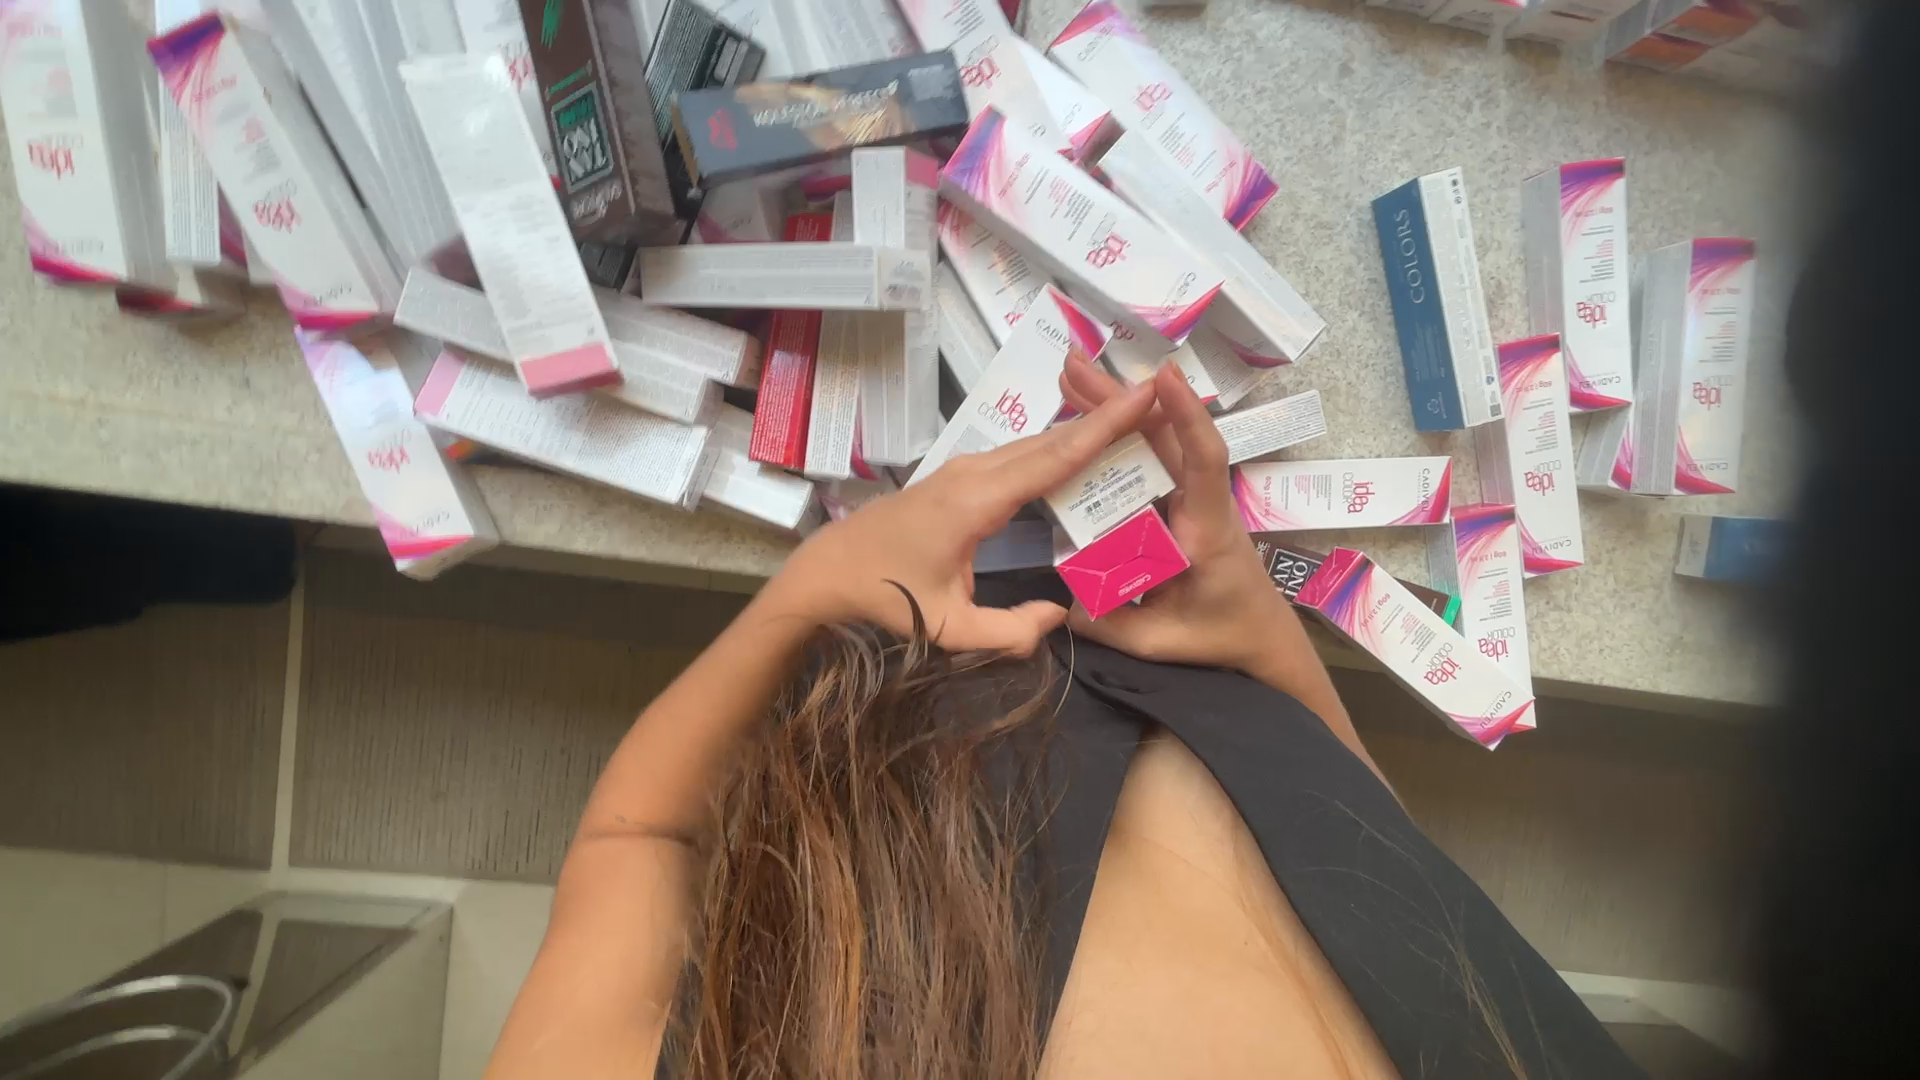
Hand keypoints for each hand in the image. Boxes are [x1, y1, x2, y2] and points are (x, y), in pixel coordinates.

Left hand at [761, 378, 1159, 654]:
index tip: (1143, 396)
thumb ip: (1008, 632)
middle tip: (1154, 399)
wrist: (827, 571)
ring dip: (1079, 431)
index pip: (1053, 457)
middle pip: (1049, 440)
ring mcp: (962, 470)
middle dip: (1103, 418)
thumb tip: (1058, 615)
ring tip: (1128, 419)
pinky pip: (1017, 456)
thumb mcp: (946, 627)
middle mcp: (973, 473)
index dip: (1103, 427)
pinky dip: (1053, 449)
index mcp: (976, 501)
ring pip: (1033, 444)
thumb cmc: (884, 597)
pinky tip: (1075, 452)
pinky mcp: (957, 477)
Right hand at [1056, 358, 1300, 678]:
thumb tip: (1062, 606)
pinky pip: (1147, 465)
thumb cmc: (1221, 636)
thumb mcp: (1161, 642)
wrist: (1260, 638)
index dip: (1187, 417)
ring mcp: (1187, 500)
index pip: (1203, 462)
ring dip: (1114, 413)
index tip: (1162, 377)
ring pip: (1153, 444)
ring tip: (1072, 382)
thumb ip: (1111, 626)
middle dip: (1119, 401)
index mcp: (1205, 529)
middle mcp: (1198, 503)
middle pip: (1164, 439)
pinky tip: (1086, 430)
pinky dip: (1117, 442)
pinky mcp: (1175, 505)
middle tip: (1074, 368)